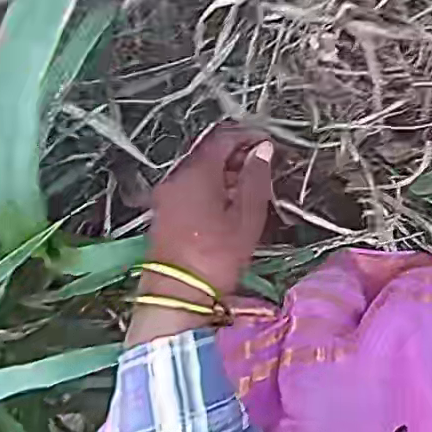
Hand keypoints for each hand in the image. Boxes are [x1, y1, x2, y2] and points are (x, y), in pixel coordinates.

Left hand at [145, 124, 275, 296]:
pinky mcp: (164, 211)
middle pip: (209, 152)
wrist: (176, 295)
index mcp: (197, 171)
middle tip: (262, 166)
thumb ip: (256, 178)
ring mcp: (167, 194)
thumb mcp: (246, 216)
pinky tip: (227, 203)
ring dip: (224, 171)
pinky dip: (210, 185)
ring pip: (199, 170)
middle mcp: (177, 176)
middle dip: (237, 153)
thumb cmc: (216, 255)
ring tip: (249, 187)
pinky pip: (190, 186)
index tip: (268, 144)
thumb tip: (262, 149)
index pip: (223, 138)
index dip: (248, 136)